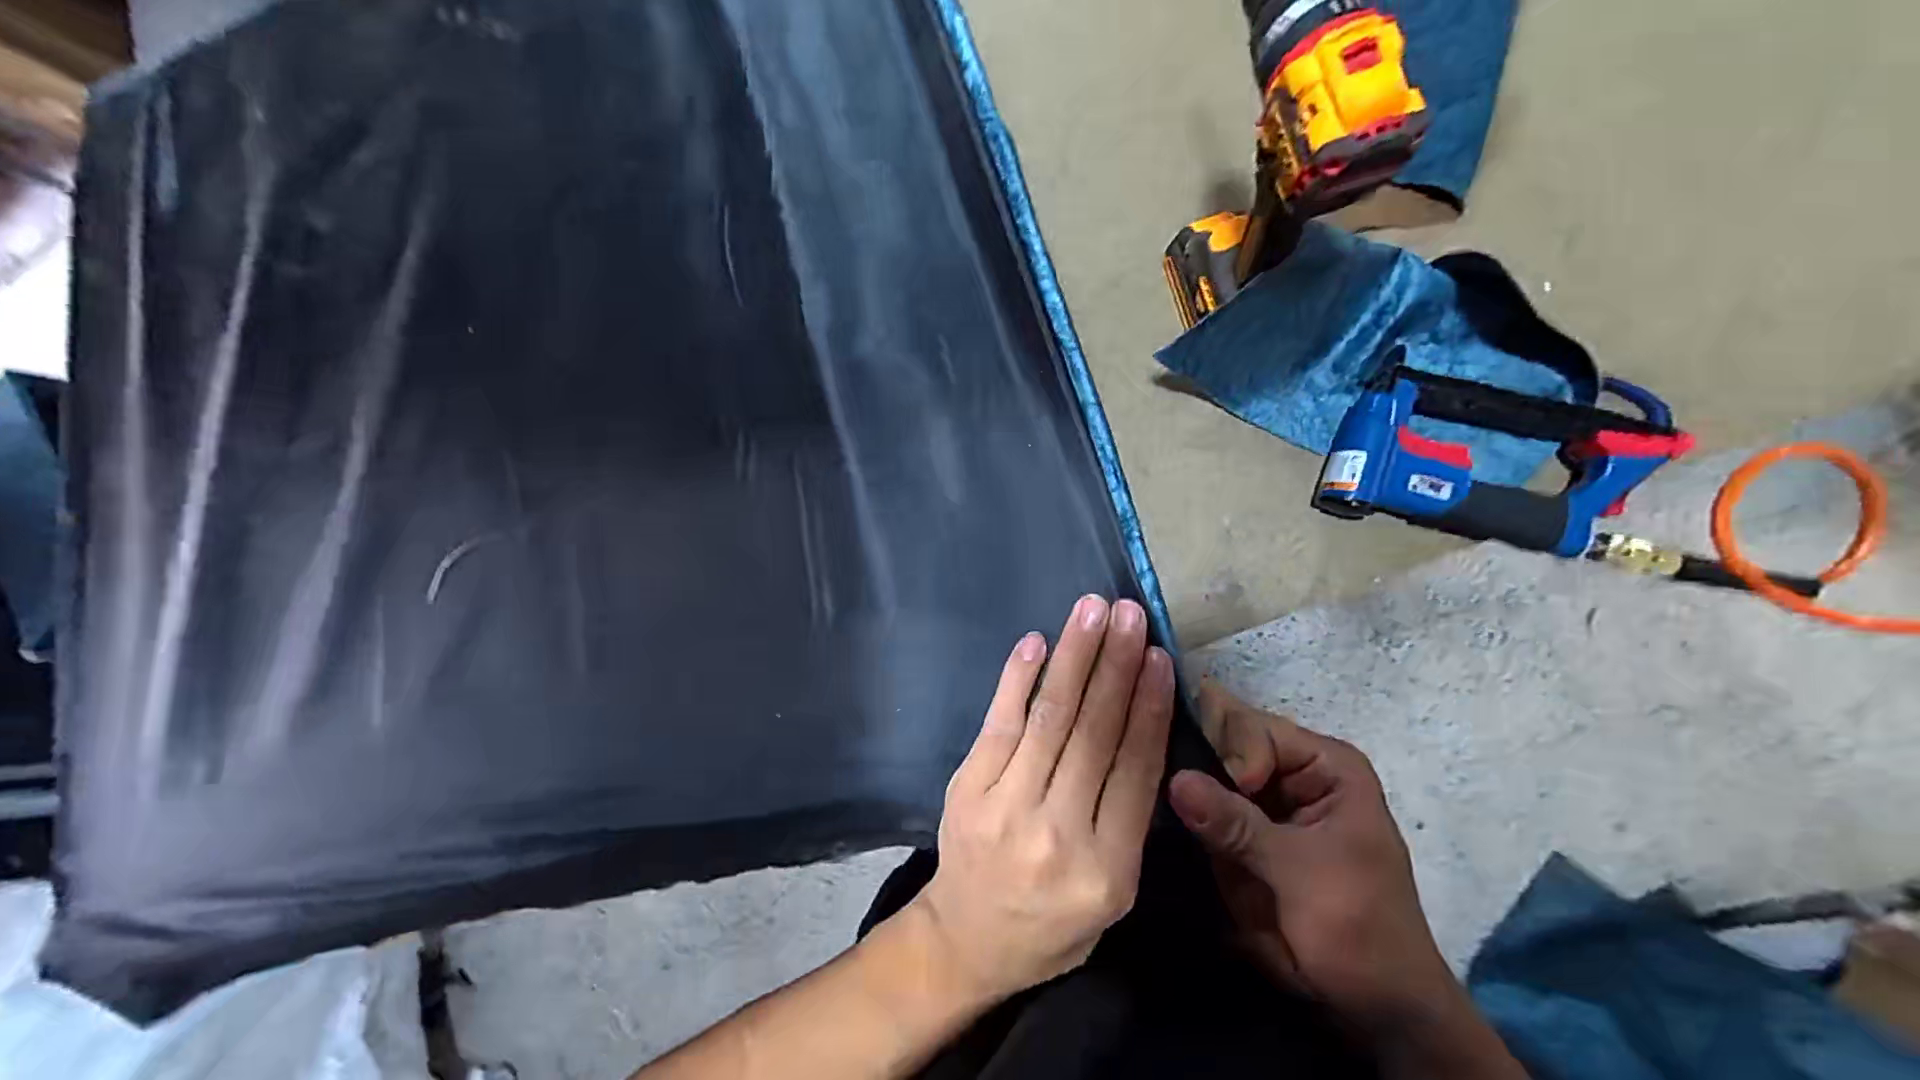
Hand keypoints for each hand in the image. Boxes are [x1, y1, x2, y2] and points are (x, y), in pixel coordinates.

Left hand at [910, 596, 1174, 1002]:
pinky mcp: (967, 786)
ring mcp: (1005, 804)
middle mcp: (1057, 831)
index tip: (1160, 656)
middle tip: (1130, 614)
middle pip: (1094, 733)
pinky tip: (1036, 642)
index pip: (1135, 768)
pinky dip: (1017, 678)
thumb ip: (1129, 819)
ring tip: (1092, 611)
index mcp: (1106, 866)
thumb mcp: (1114, 894)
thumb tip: (1141, 726)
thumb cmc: (1053, 922)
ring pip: (1050, 718)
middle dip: (1116, 664)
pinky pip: (998, 723)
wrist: (967, 940)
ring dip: (1074, 657)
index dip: (1150, 706)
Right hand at [1167, 685, 1454, 1029]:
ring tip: (1142, 788)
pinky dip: (1174, 810)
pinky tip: (1149, 810)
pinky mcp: (1234, 831)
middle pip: (1221, 741)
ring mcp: (1256, 801)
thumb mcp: (1302, 872)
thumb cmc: (1359, 928)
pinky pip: (1196, 807)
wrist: (1370, 1003)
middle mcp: (1286, 771)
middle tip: (1150, 771)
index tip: (1201, 788)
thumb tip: (1176, 780)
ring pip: (1201, 771)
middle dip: (1188, 757)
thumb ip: (1239, 825)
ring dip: (1175, 781)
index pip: (1253, 729)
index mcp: (1322, 764)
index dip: (1225, 754)